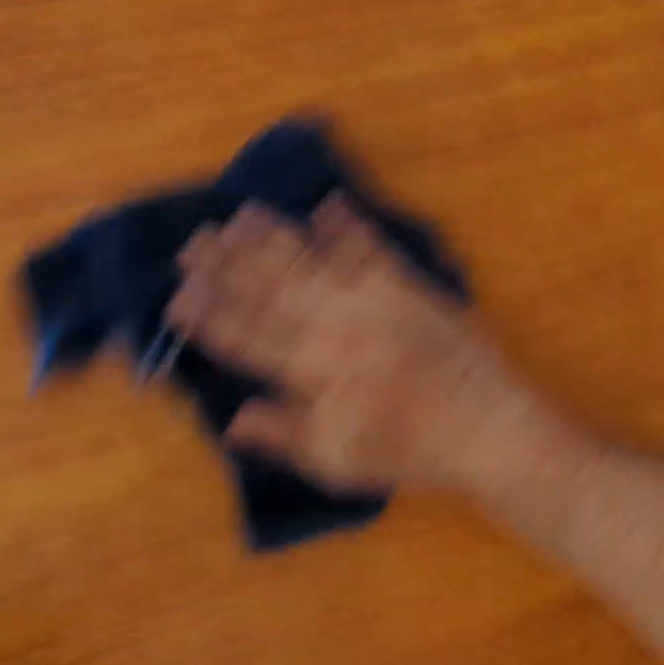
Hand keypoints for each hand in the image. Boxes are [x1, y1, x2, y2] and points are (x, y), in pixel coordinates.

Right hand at [167, 194, 558, 491]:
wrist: (485, 425)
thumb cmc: (411, 450)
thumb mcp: (341, 461)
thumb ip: (285, 435)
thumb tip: (233, 418)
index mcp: (316, 371)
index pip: (249, 337)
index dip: (210, 316)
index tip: (178, 296)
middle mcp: (337, 326)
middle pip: (271, 290)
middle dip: (228, 266)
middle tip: (193, 241)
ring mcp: (374, 300)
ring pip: (311, 262)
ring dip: (273, 238)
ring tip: (240, 214)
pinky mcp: (408, 286)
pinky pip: (371, 249)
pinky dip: (348, 226)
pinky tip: (326, 203)